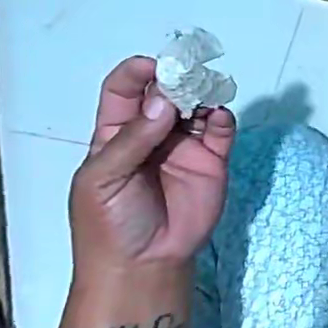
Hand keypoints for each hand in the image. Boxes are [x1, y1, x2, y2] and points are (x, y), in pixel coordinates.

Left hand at [70, 57, 235, 275]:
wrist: (144, 262)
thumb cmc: (110, 221)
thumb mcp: (104, 178)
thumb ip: (133, 140)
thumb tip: (163, 101)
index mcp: (116, 133)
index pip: (124, 91)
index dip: (136, 73)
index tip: (154, 66)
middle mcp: (153, 133)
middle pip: (165, 93)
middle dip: (176, 79)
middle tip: (188, 74)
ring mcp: (185, 146)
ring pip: (196, 107)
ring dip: (202, 95)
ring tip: (204, 95)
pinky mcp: (212, 161)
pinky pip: (220, 131)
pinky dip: (223, 119)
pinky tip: (219, 117)